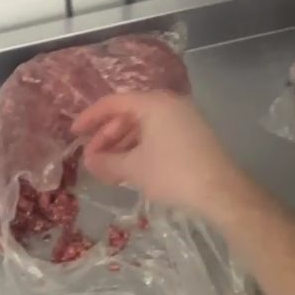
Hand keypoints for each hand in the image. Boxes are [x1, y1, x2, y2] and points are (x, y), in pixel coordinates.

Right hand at [72, 91, 256, 220]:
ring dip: (122, 145)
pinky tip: (130, 168)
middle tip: (91, 158)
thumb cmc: (172, 173)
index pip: (113, 103)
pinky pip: (157, 134)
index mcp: (153, 103)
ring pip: (143, 126)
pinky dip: (139, 148)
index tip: (74, 133)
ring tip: (107, 168)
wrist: (220, 192)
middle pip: (128, 114)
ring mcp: (183, 119)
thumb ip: (107, 162)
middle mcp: (169, 104)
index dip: (90, 118)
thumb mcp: (134, 168)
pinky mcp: (192, 135)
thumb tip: (90, 162)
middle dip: (106, 137)